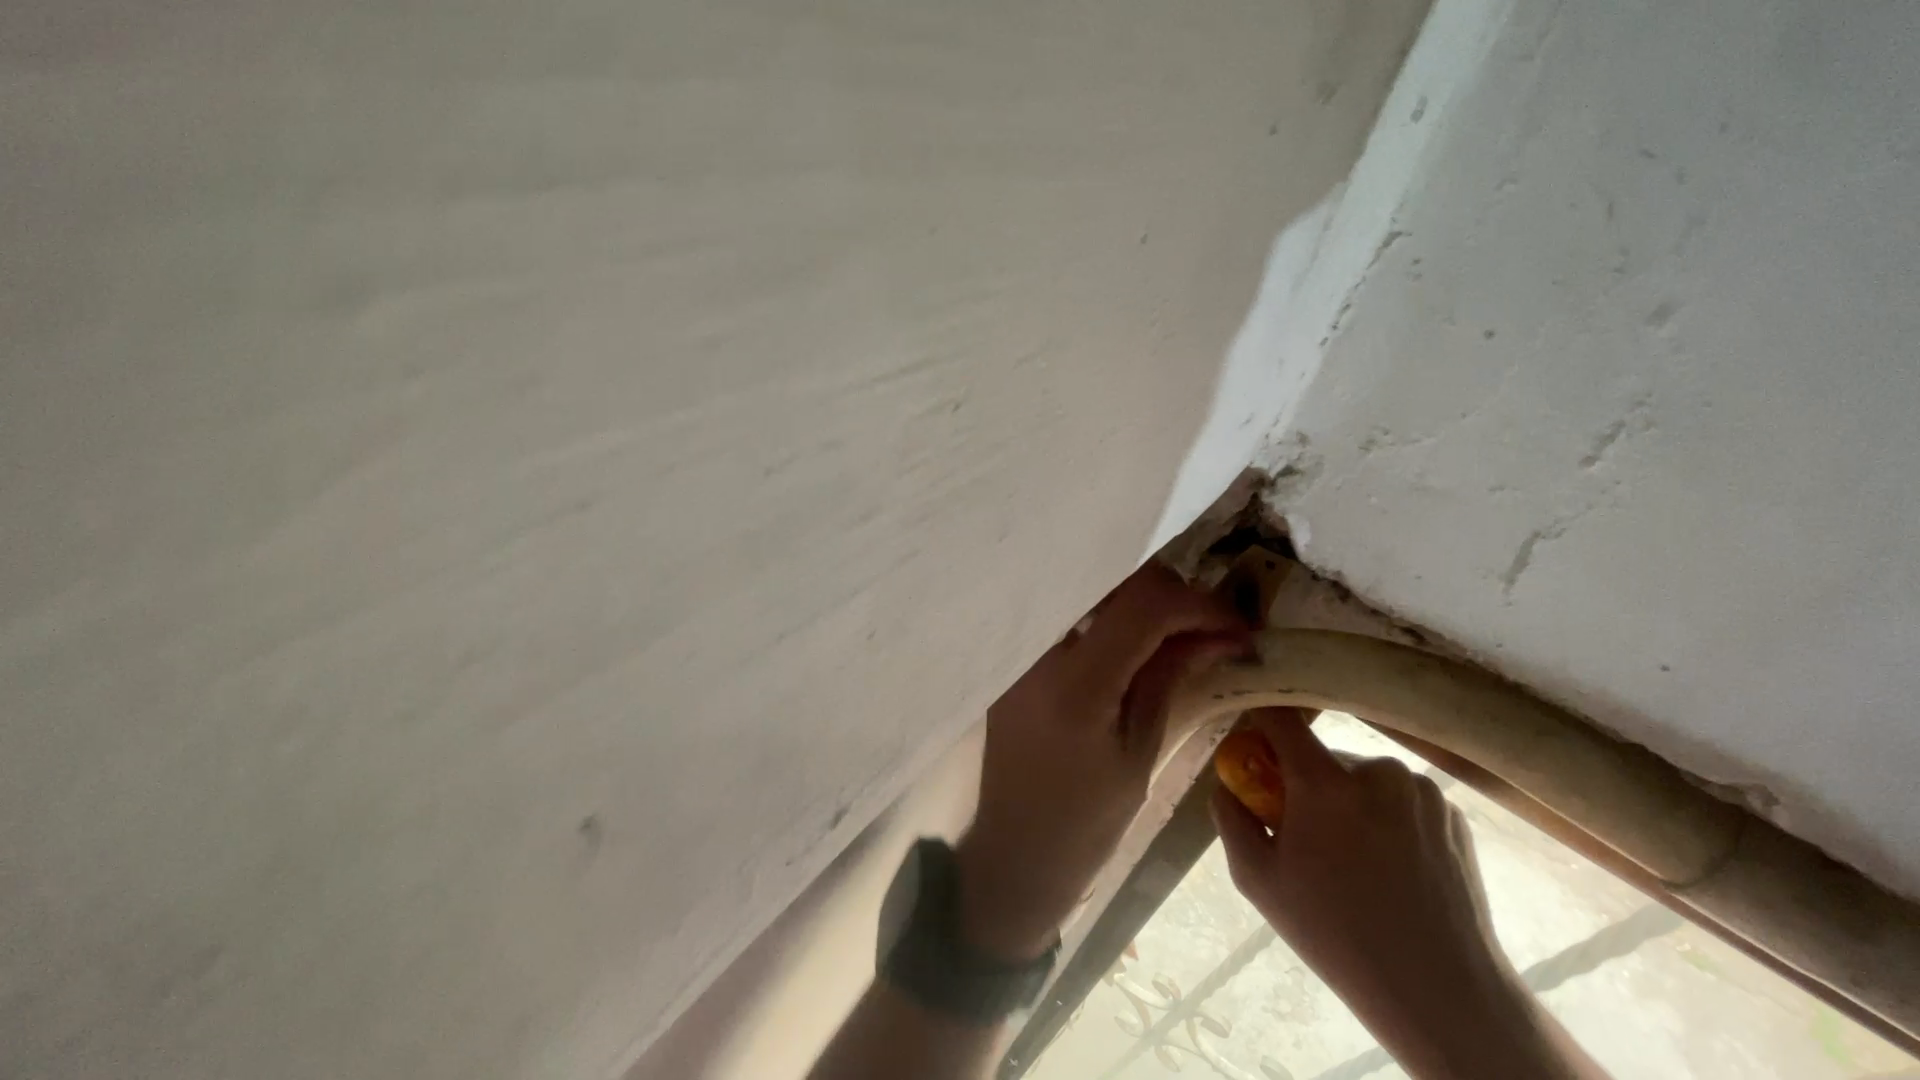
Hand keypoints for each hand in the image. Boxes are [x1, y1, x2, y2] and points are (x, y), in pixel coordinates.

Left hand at [956, 563, 1249, 961]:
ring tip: (1179, 630)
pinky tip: (1136, 641)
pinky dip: (1107, 618)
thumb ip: (1168, 679)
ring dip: (1139, 602)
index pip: (1143, 606)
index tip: (1235, 628)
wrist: (1016, 852)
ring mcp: (1021, 655)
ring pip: (1088, 593)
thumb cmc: (1087, 822)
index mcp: (1076, 684)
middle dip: (1170, 594)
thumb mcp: (1140, 752)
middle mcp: (1040, 654)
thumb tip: (1215, 635)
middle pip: (1113, 586)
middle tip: (1209, 625)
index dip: (1198, 606)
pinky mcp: (1016, 663)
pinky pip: (1068, 618)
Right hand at [1211, 708, 1580, 1078]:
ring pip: (1365, 778)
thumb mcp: (1257, 880)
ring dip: (1349, 801)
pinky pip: (1402, 799)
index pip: (1280, 718)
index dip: (1260, 727)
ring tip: (1355, 860)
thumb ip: (1232, 818)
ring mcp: (1422, 790)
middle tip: (1306, 835)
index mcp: (1325, 782)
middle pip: (1323, 756)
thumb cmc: (1333, 934)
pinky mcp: (1454, 813)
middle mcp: (1377, 771)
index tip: (1254, 755)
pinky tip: (1392, 868)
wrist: (1439, 988)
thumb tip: (1226, 784)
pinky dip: (1387, 819)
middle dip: (1306, 783)